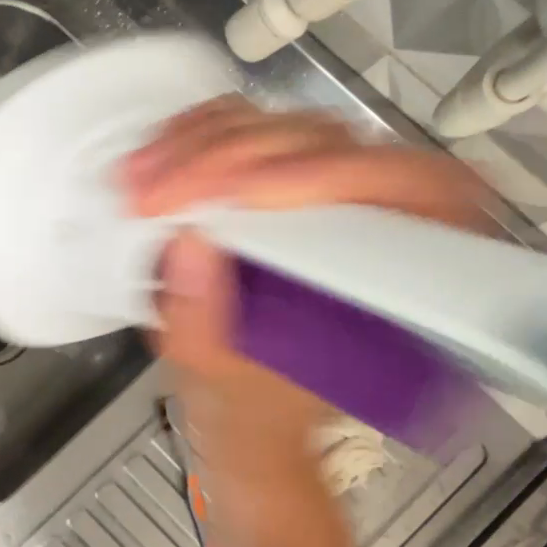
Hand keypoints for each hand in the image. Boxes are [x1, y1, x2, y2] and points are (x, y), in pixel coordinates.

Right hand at [134, 99, 483, 481]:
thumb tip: (188, 242)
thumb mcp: (227, 387)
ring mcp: (324, 192)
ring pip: (280, 127)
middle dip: (232, 160)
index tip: (239, 198)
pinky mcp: (275, 182)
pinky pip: (241, 133)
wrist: (244, 418)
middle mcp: (377, 218)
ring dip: (200, 146)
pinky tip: (146, 166)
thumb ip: (208, 325)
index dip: (328, 174)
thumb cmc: (254, 409)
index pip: (405, 184)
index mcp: (403, 274)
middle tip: (158, 196)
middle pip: (329, 143)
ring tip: (141, 182)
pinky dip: (189, 141)